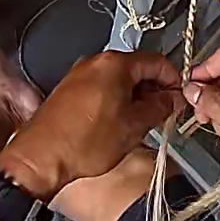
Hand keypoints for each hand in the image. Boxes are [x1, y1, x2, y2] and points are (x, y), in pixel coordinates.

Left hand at [0, 51, 182, 198]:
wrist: (40, 158)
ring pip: (119, 79)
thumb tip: (174, 99)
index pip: (157, 62)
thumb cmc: (83, 143)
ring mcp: (80, 74)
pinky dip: (116, 100)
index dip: (173, 80)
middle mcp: (96, 62)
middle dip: (154, 89)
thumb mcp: (134, 126)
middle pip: (137, 68)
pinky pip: (102, 87)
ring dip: (135, 96)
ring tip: (142, 121)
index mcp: (115, 64)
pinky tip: (119, 122)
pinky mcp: (70, 89)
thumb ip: (160, 107)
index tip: (179, 97)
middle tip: (164, 112)